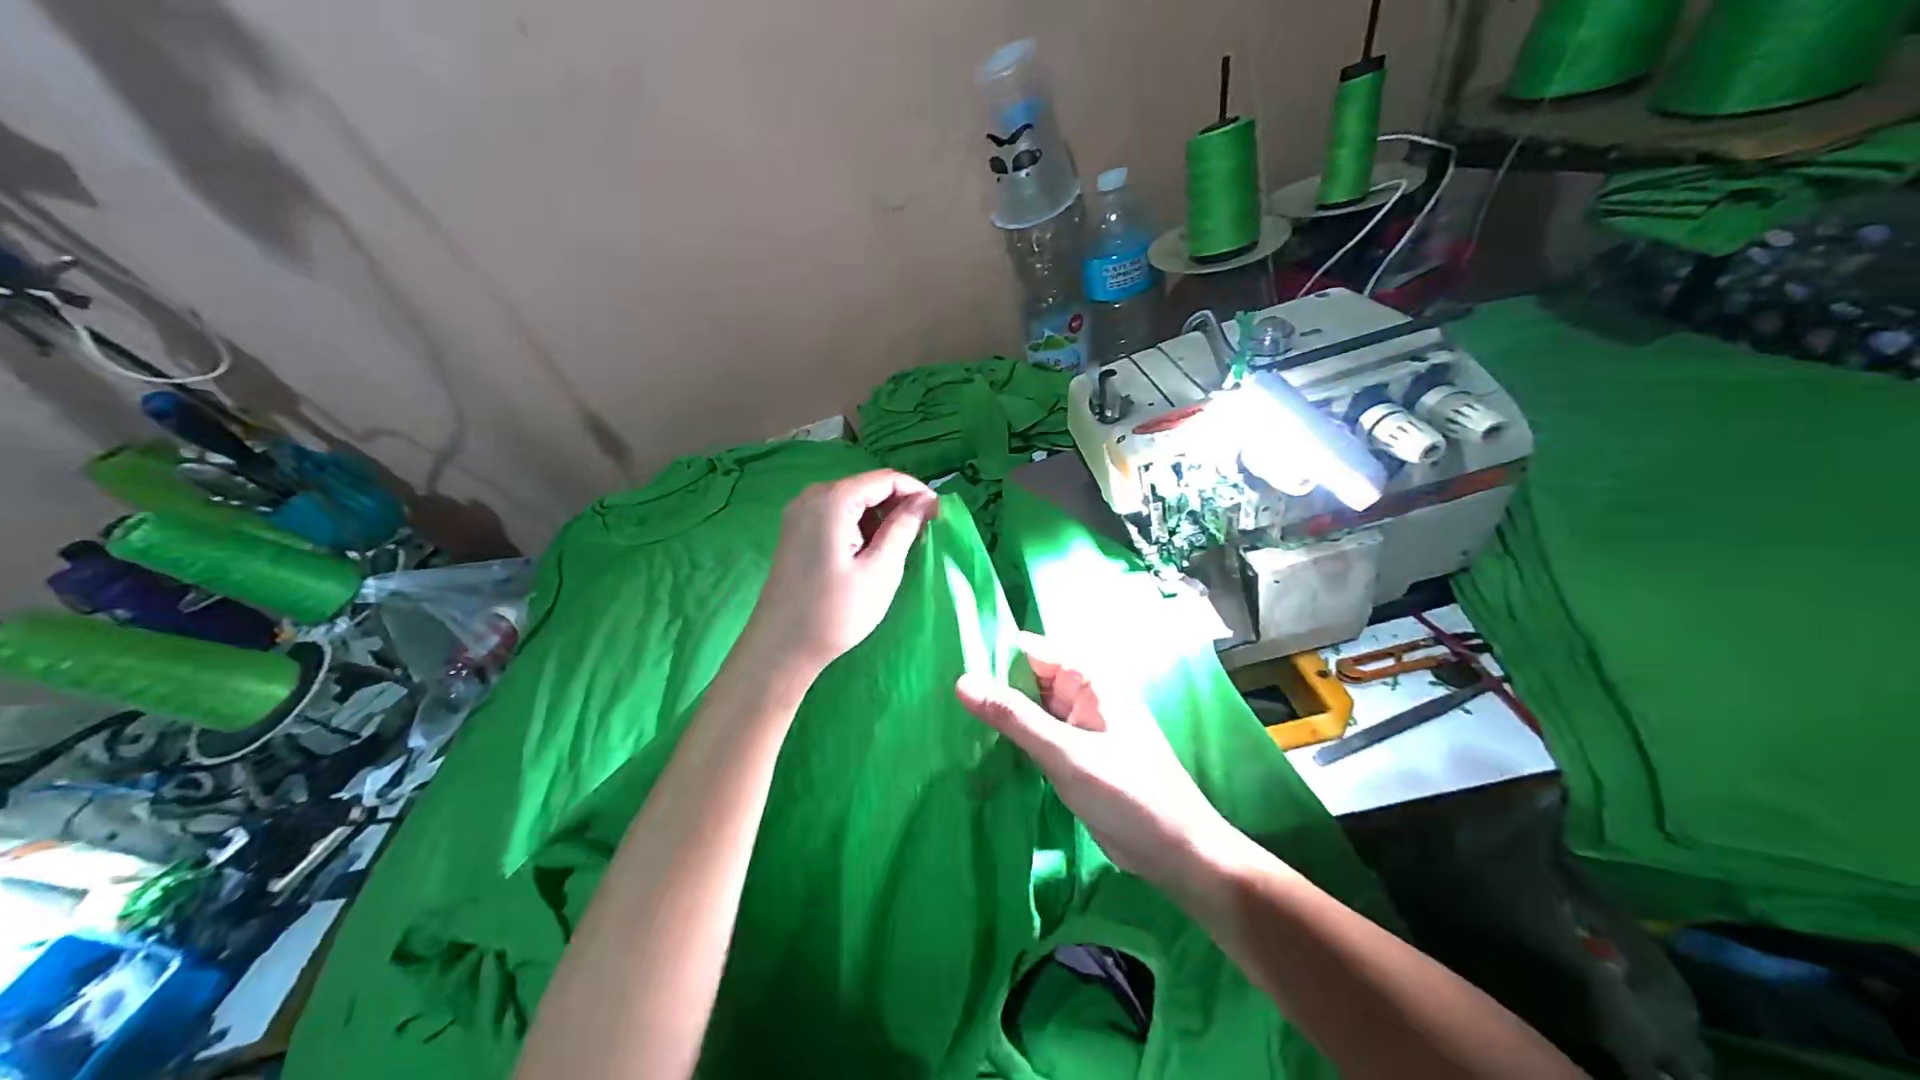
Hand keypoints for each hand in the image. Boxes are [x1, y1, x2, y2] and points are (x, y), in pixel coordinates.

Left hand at [743, 469, 937, 677]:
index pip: (886, 479)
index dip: (916, 492)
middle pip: (867, 486)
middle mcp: (812, 496)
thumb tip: (925, 501)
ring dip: (880, 517)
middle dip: (899, 504)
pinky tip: (872, 552)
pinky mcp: (796, 530)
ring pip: (853, 500)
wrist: (782, 646)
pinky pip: (837, 515)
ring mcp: (800, 513)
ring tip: (900, 547)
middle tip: (923, 534)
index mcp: (833, 500)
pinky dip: (860, 526)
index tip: (939, 516)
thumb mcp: (881, 569)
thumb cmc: (835, 611)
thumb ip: (904, 527)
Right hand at [955, 632, 1242, 894]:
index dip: (989, 653)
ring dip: (997, 713)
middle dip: (988, 684)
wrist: (1175, 851)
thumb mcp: (1065, 754)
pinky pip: (1034, 734)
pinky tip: (975, 744)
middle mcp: (1081, 695)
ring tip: (944, 715)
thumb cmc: (1127, 794)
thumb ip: (1014, 717)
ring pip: (1027, 708)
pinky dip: (1010, 737)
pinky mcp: (1072, 754)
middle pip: (1025, 678)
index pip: (1029, 650)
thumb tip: (962, 681)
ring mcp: (1076, 726)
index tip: (944, 661)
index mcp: (1088, 679)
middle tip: (935, 693)